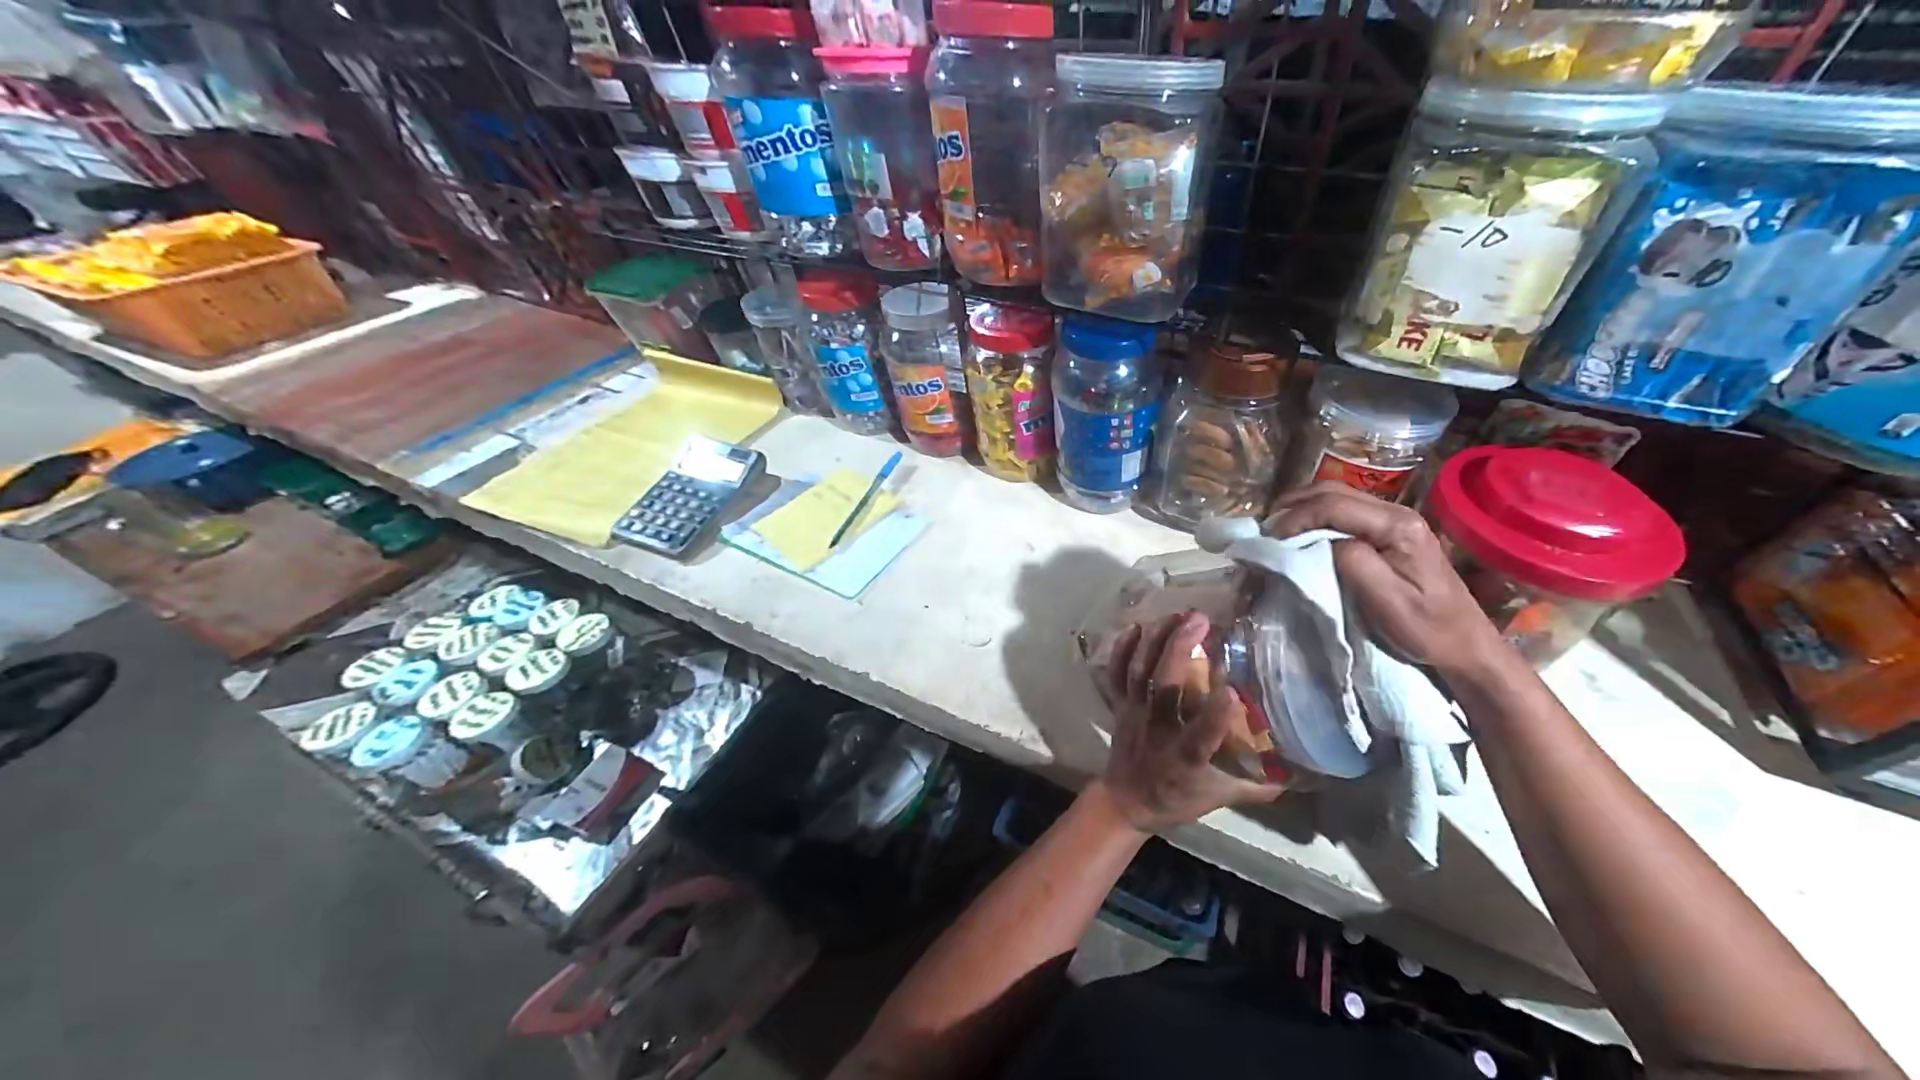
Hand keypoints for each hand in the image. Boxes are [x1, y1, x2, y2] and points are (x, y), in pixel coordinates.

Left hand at [1098, 611, 1285, 831]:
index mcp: (1185, 756)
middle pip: (1163, 687)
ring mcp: (1134, 714)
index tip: (1233, 690)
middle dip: (1178, 650)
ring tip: (1176, 615)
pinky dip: (1122, 650)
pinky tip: (1137, 627)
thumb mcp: (1218, 797)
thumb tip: (1298, 775)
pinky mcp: (1119, 706)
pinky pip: (1116, 675)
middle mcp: (1157, 729)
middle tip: (1201, 621)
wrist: (1125, 802)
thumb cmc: (1175, 798)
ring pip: (1140, 672)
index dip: (1215, 715)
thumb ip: (1256, 786)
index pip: (1201, 734)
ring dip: (1156, 640)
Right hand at [1266, 482, 1509, 678]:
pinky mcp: (1389, 532)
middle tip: (1266, 530)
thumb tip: (1322, 543)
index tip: (1271, 541)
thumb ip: (1354, 563)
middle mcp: (1398, 513)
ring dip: (1303, 508)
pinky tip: (1302, 534)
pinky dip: (1316, 517)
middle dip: (1294, 506)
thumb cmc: (1426, 628)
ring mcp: (1395, 520)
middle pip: (1334, 491)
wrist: (1464, 645)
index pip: (1334, 506)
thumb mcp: (1388, 601)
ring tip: (1277, 530)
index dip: (1296, 518)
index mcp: (1398, 526)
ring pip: (1338, 497)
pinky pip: (1345, 512)